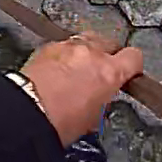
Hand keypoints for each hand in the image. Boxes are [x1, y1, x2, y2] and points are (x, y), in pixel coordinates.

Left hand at [18, 33, 143, 145]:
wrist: (27, 110)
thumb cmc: (60, 122)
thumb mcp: (94, 118)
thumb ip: (103, 98)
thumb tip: (102, 94)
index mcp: (109, 72)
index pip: (133, 57)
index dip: (133, 65)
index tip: (129, 71)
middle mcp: (91, 53)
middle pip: (109, 42)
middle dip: (109, 55)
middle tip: (102, 71)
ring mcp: (69, 45)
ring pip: (86, 39)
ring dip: (87, 51)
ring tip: (80, 68)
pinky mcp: (49, 45)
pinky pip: (64, 44)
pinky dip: (66, 53)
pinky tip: (59, 67)